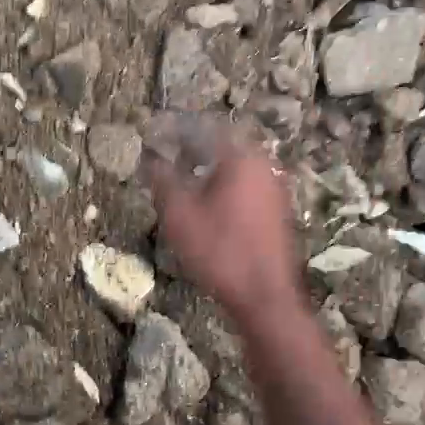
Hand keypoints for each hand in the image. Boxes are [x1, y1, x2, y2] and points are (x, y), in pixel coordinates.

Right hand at [142, 115, 303, 321]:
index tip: (152, 132)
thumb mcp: (178, 213)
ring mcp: (274, 190)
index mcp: (241, 158)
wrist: (264, 296)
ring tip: (177, 178)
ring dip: (205, 167)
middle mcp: (263, 167)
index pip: (205, 127)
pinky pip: (243, 185)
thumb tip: (149, 157)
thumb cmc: (218, 249)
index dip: (175, 127)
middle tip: (161, 155)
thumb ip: (161, 179)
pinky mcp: (275, 211)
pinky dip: (220, 185)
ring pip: (233, 166)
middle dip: (190, 147)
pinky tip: (200, 202)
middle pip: (221, 145)